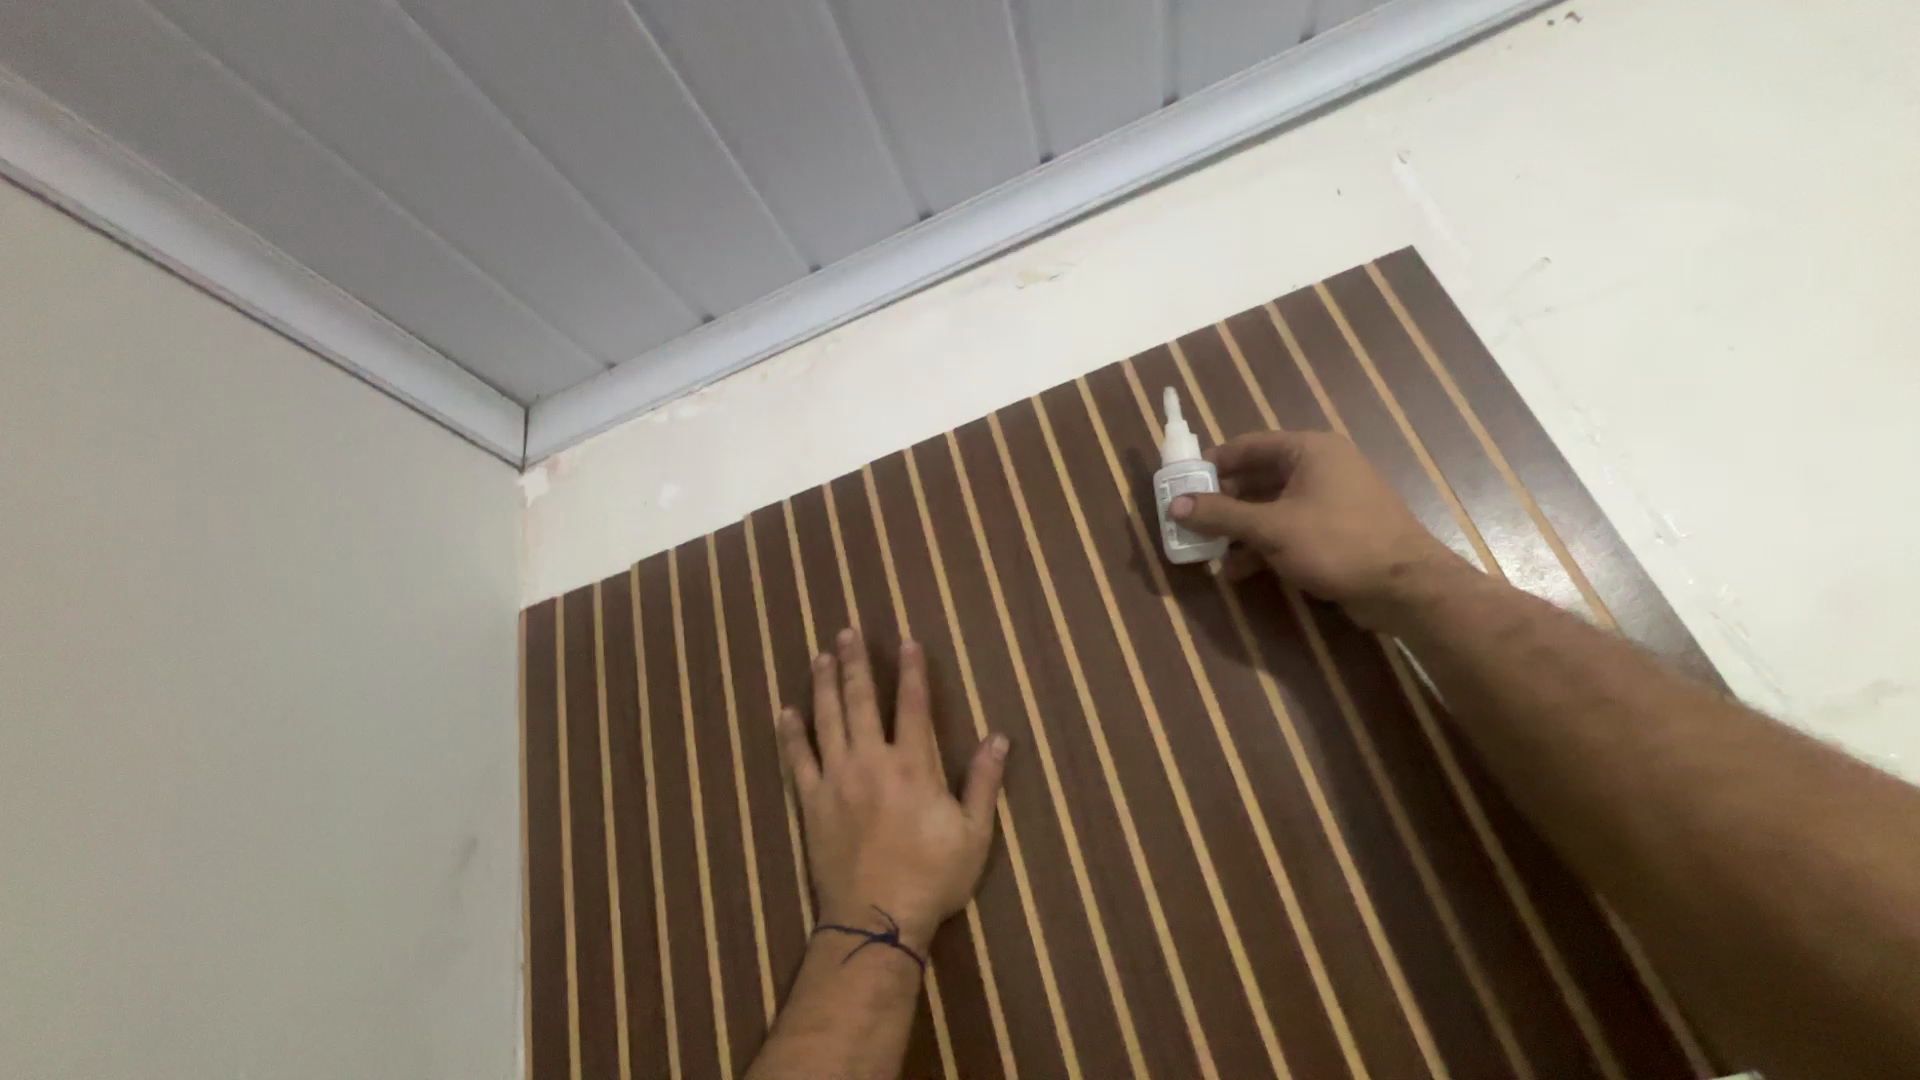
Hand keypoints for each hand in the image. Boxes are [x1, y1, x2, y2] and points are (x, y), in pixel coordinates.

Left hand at [777, 628, 1008, 951]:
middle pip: (860, 701)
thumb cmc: (932, 876)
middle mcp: (871, 761)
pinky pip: (797, 760)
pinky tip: (786, 711)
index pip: (912, 705)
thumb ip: (983, 782)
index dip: (911, 671)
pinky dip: (791, 734)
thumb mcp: (974, 833)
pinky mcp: (811, 802)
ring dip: (824, 685)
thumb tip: (999, 737)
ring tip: (822, 656)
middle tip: (847, 632)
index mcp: (913, 765)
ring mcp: (836, 779)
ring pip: (827, 720)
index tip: (906, 640)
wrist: (875, 918)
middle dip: (856, 664)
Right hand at [1170, 430, 1461, 627]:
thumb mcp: (1270, 528)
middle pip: (1256, 477)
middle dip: (1222, 503)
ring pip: (1270, 507)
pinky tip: (1240, 571)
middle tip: (1190, 521)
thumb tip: (1174, 505)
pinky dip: (1263, 544)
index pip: (1247, 446)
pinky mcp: (1335, 530)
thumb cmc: (1337, 542)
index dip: (1211, 464)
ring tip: (1209, 552)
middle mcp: (1320, 467)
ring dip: (1239, 529)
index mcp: (1308, 450)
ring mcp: (1330, 499)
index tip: (1180, 484)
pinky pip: (1288, 528)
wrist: (1405, 587)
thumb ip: (1220, 515)